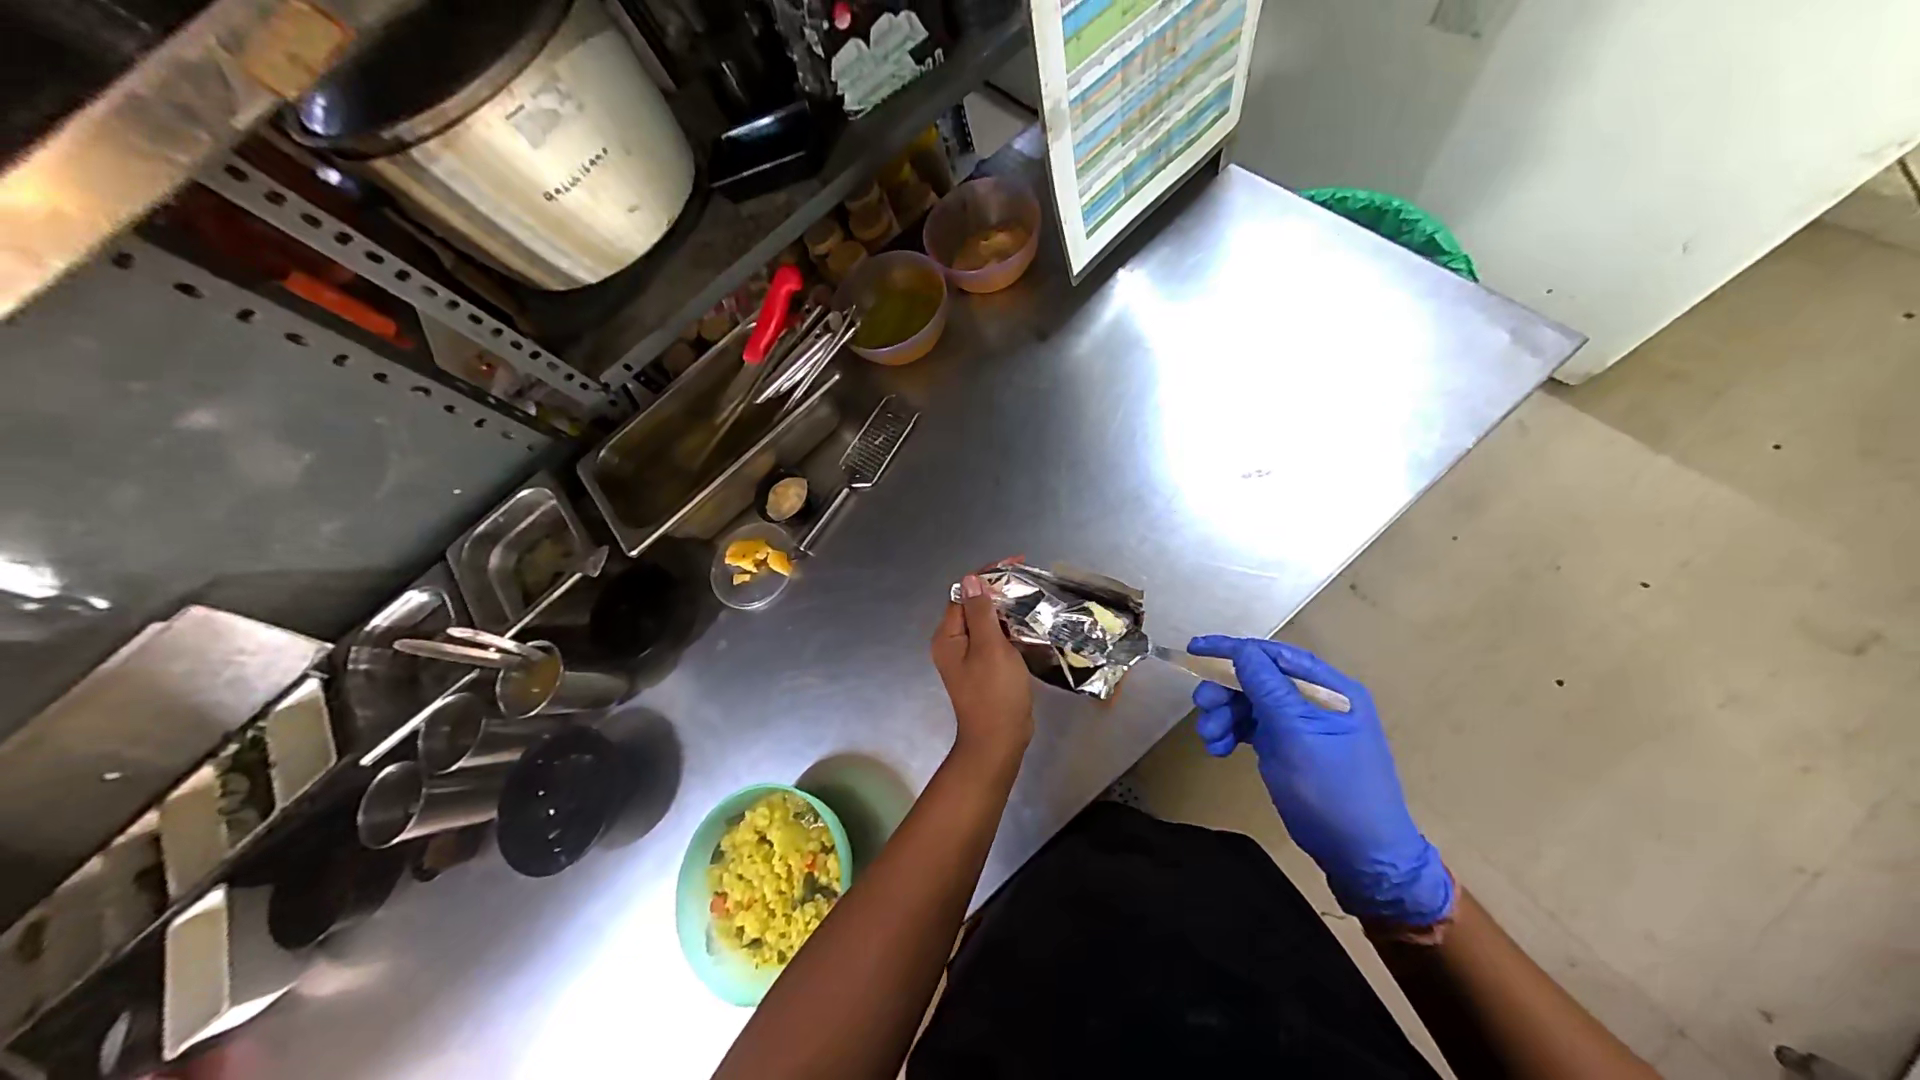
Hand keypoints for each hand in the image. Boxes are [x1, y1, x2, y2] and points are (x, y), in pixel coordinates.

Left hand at [931, 574, 1033, 768]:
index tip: (1016, 564)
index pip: (963, 594)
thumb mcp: (989, 647)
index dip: (987, 576)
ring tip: (1032, 595)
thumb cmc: (994, 693)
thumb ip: (980, 612)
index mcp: (947, 636)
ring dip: (1006, 608)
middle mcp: (953, 643)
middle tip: (1028, 578)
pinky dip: (1009, 627)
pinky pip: (994, 639)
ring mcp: (968, 657)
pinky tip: (1029, 622)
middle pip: (974, 606)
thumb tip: (971, 579)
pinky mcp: (984, 668)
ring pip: (986, 622)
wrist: (999, 740)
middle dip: (998, 589)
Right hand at [1187, 635, 1452, 926]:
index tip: (1194, 649)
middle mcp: (1315, 700)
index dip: (1232, 649)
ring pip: (1249, 702)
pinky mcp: (1287, 745)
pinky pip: (1251, 726)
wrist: (1362, 856)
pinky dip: (1231, 733)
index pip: (1273, 655)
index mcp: (1329, 689)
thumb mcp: (1296, 735)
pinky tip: (1218, 750)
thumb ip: (1268, 688)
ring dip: (1223, 715)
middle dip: (1225, 690)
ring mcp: (1301, 724)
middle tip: (1203, 708)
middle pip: (1257, 678)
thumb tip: (1241, 650)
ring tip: (1210, 739)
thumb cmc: (1333, 791)